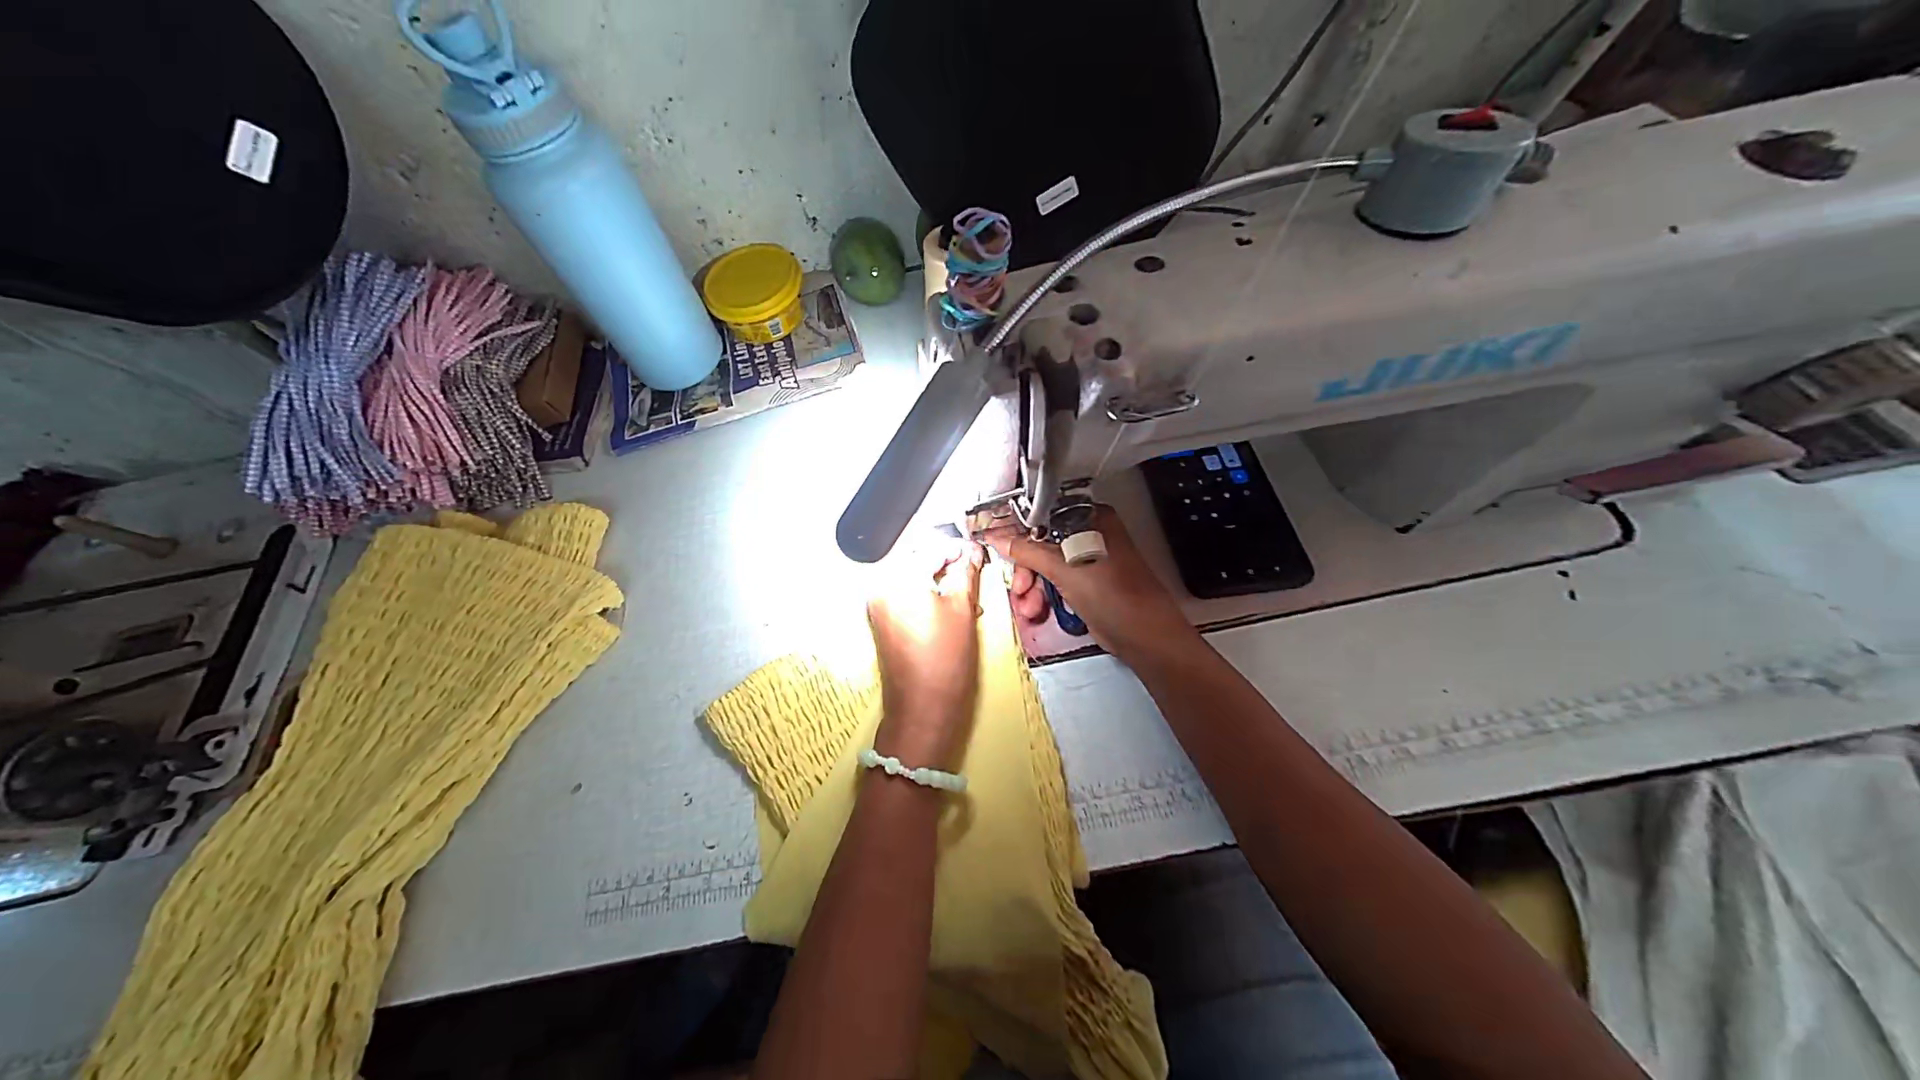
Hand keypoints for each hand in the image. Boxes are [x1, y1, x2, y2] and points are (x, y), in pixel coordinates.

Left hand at [867, 541, 984, 769]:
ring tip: (963, 594)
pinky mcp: (882, 622)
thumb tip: (970, 554)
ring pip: (911, 577)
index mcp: (896, 579)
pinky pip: (904, 595)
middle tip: (971, 570)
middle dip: (945, 562)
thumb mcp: (962, 609)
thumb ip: (966, 572)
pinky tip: (947, 607)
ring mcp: (878, 606)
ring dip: (936, 579)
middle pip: (916, 559)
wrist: (922, 710)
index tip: (975, 552)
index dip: (957, 547)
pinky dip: (924, 594)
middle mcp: (879, 588)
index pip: (930, 547)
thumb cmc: (943, 664)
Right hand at [986, 507, 1199, 668]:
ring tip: (1029, 605)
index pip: (1043, 514)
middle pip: (1040, 542)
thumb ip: (1027, 550)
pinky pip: (1054, 582)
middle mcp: (1090, 534)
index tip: (997, 543)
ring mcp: (1087, 560)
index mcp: (1091, 518)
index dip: (1018, 530)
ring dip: (1032, 586)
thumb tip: (999, 538)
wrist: (1144, 636)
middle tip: (1020, 586)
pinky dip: (1043, 594)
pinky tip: (1037, 609)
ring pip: (1045, 565)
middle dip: (1025, 567)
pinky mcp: (1085, 584)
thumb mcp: (1064, 568)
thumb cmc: (1116, 596)